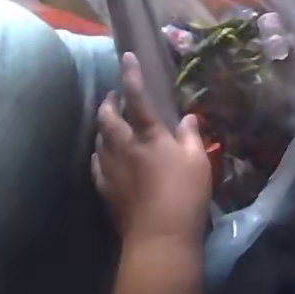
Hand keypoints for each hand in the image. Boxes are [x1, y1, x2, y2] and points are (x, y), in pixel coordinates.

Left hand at [94, 53, 210, 246]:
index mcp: (150, 135)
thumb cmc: (185, 194)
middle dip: (108, 102)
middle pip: (107, 117)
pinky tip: (102, 154)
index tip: (126, 57)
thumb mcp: (198, 160)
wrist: (159, 236)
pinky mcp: (105, 189)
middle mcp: (125, 146)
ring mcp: (111, 168)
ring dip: (103, 126)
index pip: (138, 98)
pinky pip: (96, 164)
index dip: (131, 75)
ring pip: (99, 139)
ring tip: (109, 122)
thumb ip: (192, 136)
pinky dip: (99, 153)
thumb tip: (188, 118)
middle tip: (111, 95)